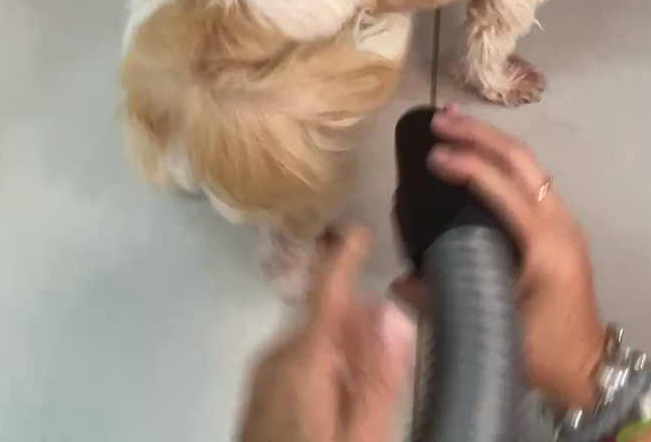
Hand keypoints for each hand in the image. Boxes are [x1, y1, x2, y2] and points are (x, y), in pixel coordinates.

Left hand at [238, 226, 416, 441]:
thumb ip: (379, 376)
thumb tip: (394, 312)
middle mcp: (275, 357)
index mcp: (302, 359)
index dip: (344, 257)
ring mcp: (261, 378)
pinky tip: (341, 398)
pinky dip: (322, 368)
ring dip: (341, 348)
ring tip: (372, 378)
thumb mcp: (363, 437)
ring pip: (311, 344)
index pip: (326, 293)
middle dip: (356, 321)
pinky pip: (296, 366)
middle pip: (322, 321)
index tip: (361, 229)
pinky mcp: (256, 397)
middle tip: (390, 336)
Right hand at [398, 107, 605, 409]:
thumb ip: (445, 305)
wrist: (592, 371)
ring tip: (452, 118)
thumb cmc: (545, 351)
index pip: (504, 187)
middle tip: (438, 121)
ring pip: (526, 160)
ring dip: (488, 137)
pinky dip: (499, 154)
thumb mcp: (497, 332)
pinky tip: (476, 147)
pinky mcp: (556, 221)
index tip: (432, 156)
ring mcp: (561, 218)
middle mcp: (558, 221)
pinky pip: (528, 174)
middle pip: (520, 159)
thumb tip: (398, 281)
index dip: (467, 165)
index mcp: (546, 244)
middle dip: (478, 134)